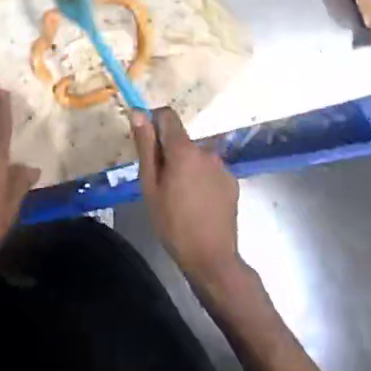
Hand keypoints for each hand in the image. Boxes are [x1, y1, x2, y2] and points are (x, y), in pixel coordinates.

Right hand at [132, 107, 241, 285]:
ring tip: (179, 195)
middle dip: (169, 151)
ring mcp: (222, 167)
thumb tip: (138, 112)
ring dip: (185, 165)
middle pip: (181, 138)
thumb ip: (145, 146)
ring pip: (196, 156)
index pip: (167, 115)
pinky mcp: (232, 182)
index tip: (146, 143)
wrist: (211, 259)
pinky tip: (197, 202)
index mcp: (183, 150)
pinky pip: (210, 170)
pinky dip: (201, 178)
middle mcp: (206, 151)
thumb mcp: (150, 185)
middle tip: (160, 180)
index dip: (154, 123)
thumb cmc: (173, 223)